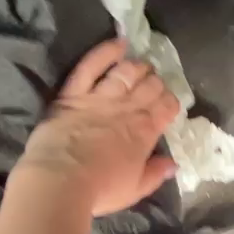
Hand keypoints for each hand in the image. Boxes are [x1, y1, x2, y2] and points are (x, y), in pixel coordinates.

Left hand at [21, 38, 181, 215]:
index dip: (170, 103)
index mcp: (145, 132)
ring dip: (137, 67)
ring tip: (142, 66)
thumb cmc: (99, 190)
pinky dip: (105, 52)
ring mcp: (100, 97)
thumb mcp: (134, 190)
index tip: (168, 105)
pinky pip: (91, 66)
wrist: (60, 182)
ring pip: (125, 72)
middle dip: (156, 83)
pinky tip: (118, 43)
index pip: (167, 107)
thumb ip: (155, 174)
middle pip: (149, 86)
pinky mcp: (73, 93)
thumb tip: (173, 163)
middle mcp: (126, 109)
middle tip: (154, 85)